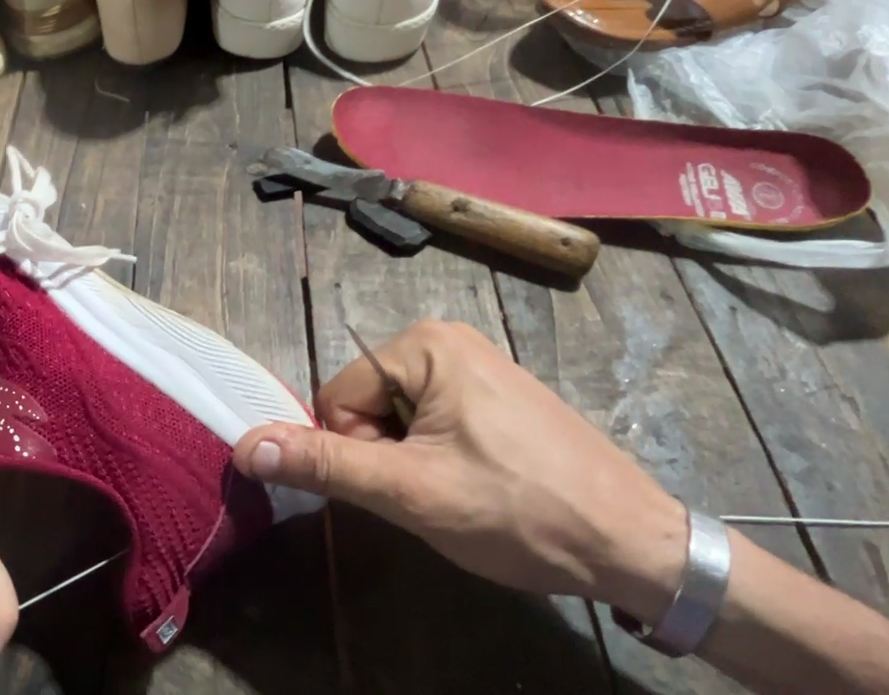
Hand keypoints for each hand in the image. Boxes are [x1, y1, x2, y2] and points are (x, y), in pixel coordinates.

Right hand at [232, 321, 685, 622]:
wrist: (643, 549)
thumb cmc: (523, 512)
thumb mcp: (413, 492)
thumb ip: (324, 465)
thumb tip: (245, 445)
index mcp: (422, 343)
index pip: (337, 398)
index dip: (358, 452)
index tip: (408, 487)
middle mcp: (445, 338)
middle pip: (367, 403)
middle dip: (386, 455)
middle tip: (438, 493)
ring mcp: (476, 363)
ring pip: (398, 417)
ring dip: (413, 460)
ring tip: (465, 492)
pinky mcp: (497, 393)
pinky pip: (434, 419)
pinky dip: (441, 456)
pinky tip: (483, 484)